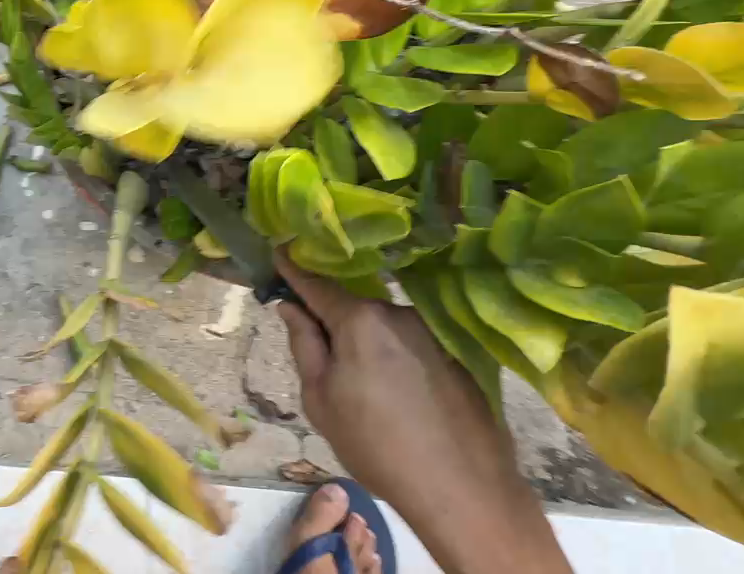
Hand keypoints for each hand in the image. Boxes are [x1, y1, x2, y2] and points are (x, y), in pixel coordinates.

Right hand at [273, 254, 571, 573]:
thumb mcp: (320, 399)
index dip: (293, 268)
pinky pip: (410, 346)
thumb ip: (304, 344)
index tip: (278, 249)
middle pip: (351, 307)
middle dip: (332, 321)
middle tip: (320, 358)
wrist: (465, 494)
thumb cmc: (376, 445)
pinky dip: (394, 359)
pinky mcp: (455, 357)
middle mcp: (397, 314)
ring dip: (366, 343)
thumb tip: (292, 307)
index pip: (315, 283)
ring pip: (381, 328)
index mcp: (359, 319)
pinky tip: (398, 398)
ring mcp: (431, 334)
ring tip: (363, 389)